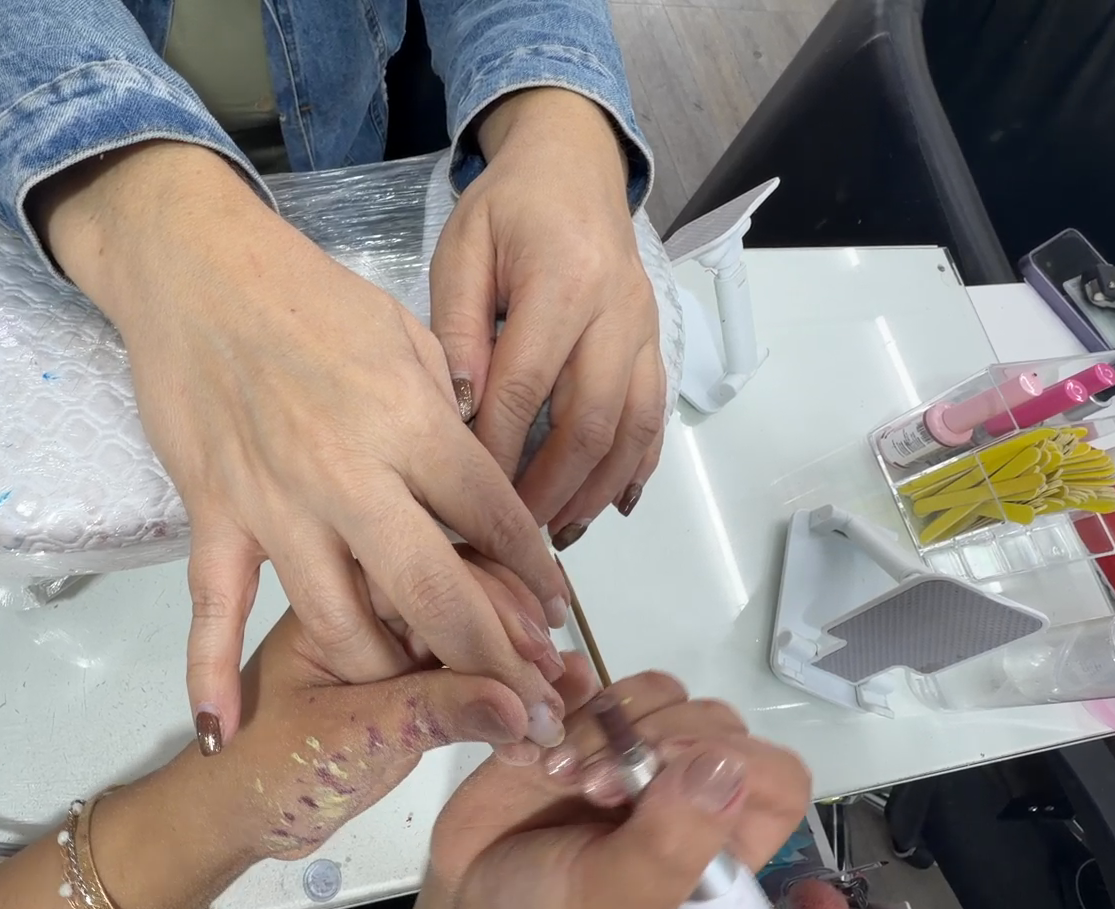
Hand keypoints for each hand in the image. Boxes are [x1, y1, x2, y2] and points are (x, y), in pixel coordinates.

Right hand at [33, 142, 570, 752]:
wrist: (198, 272)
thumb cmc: (311, 297)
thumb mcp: (405, 336)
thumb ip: (445, 412)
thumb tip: (476, 473)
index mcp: (408, 421)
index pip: (492, 515)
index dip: (534, 572)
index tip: (556, 614)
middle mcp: (349, 474)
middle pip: (432, 588)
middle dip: (489, 653)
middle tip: (524, 699)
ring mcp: (275, 504)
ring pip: (337, 619)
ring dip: (386, 672)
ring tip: (421, 695)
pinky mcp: (214, 516)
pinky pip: (211, 606)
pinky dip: (208, 673)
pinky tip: (218, 732)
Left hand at [194, 580, 600, 863]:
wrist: (239, 811)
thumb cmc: (268, 768)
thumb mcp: (347, 738)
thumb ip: (429, 714)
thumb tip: (522, 707)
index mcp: (339, 595)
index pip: (427, 579)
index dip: (490, 616)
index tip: (535, 663)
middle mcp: (372, 605)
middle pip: (460, 592)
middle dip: (515, 632)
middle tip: (557, 677)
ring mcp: (394, 639)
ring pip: (471, 627)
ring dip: (520, 655)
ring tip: (568, 685)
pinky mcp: (412, 675)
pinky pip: (468, 667)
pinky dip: (507, 683)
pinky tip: (548, 697)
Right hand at [399, 674, 808, 908]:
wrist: (467, 895)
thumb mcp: (616, 896)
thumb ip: (672, 840)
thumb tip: (724, 764)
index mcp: (715, 838)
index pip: (771, 776)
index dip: (729, 758)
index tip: (660, 768)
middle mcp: (681, 786)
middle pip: (710, 720)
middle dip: (648, 742)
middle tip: (588, 787)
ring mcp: (627, 747)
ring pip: (653, 692)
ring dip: (600, 723)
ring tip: (552, 770)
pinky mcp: (575, 720)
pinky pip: (588, 679)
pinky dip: (561, 693)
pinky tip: (532, 739)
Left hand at [431, 88, 665, 549]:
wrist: (575, 168)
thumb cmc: (507, 209)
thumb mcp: (463, 253)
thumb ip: (459, 328)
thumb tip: (463, 411)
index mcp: (563, 284)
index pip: (525, 386)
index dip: (498, 451)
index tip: (469, 499)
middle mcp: (617, 313)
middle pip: (588, 421)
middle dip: (550, 487)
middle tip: (514, 535)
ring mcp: (645, 332)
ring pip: (630, 428)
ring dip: (596, 489)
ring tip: (558, 533)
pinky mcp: (655, 345)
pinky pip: (654, 415)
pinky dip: (636, 466)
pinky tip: (613, 504)